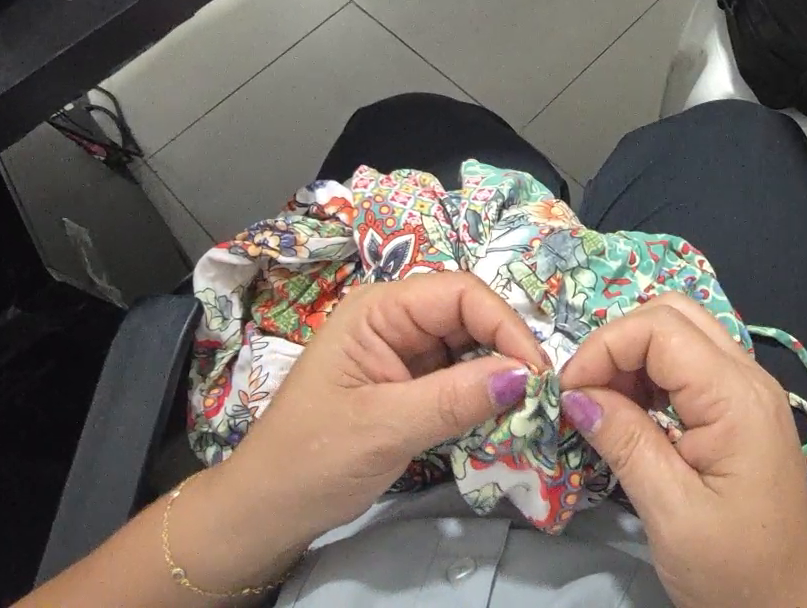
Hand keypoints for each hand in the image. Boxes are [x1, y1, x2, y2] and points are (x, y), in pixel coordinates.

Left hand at [213, 270, 548, 543]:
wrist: (265, 512)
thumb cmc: (311, 460)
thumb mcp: (385, 428)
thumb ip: (456, 398)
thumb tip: (526, 376)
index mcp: (379, 308)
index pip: (460, 293)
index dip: (504, 325)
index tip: (538, 372)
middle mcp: (394, 318)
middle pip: (469, 315)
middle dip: (506, 348)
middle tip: (541, 393)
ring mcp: (402, 349)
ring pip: (469, 344)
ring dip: (498, 372)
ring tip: (528, 405)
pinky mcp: (409, 380)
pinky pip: (459, 373)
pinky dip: (482, 392)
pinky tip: (500, 414)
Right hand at [558, 295, 806, 607]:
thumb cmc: (736, 573)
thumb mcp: (671, 513)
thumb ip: (625, 442)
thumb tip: (575, 394)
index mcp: (736, 396)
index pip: (660, 327)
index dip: (606, 346)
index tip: (569, 391)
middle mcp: (747, 376)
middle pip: (672, 313)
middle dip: (618, 341)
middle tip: (586, 391)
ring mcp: (747, 389)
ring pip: (680, 331)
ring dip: (633, 355)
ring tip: (604, 404)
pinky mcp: (739, 408)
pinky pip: (689, 363)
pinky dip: (650, 373)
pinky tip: (631, 412)